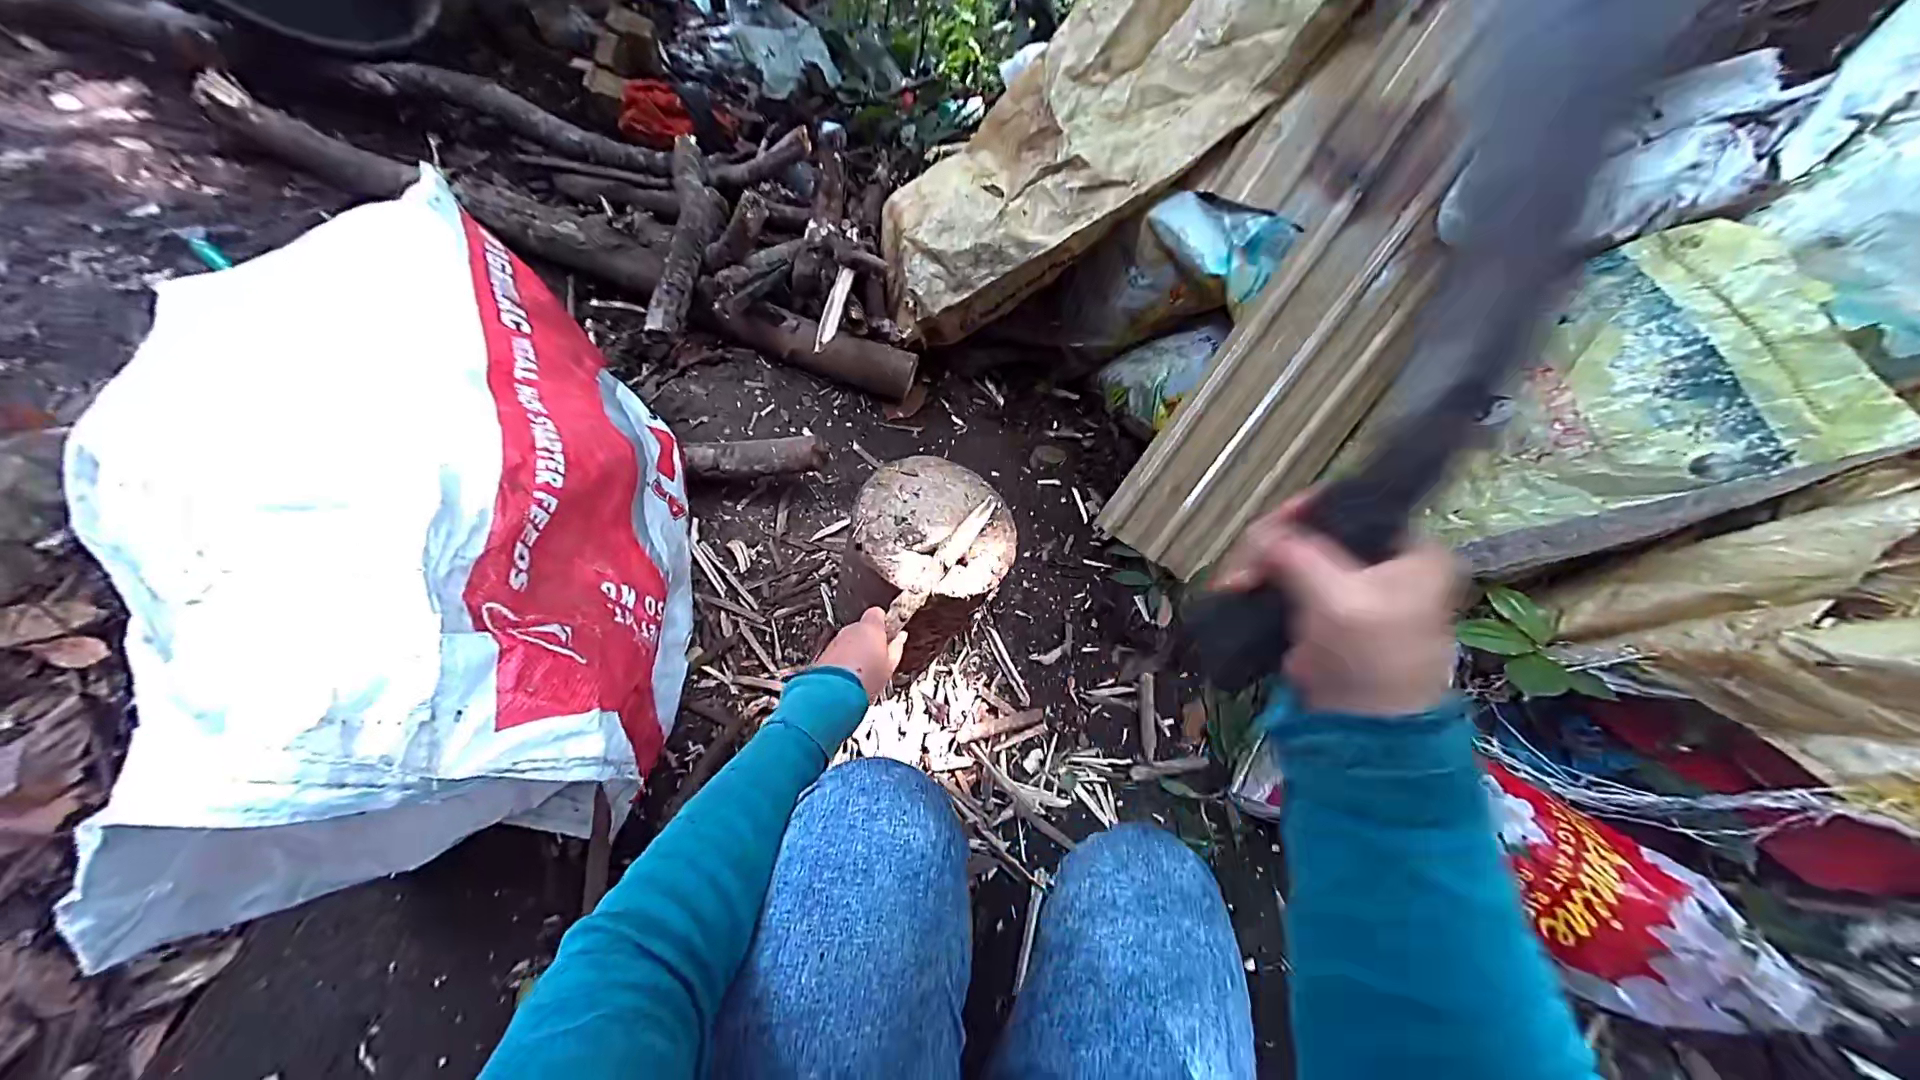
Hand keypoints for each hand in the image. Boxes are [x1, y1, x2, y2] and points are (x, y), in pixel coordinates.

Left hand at [816, 607, 906, 699]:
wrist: (835, 693)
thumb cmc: (865, 678)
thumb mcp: (890, 665)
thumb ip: (896, 647)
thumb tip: (900, 639)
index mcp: (871, 627)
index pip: (878, 613)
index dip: (884, 624)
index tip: (889, 636)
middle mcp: (851, 630)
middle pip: (862, 629)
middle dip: (869, 641)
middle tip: (877, 660)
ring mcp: (836, 641)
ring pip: (849, 642)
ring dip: (855, 653)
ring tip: (863, 673)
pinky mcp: (824, 654)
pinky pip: (837, 654)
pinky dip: (842, 662)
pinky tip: (849, 678)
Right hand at [1214, 496, 1460, 717]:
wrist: (1364, 726)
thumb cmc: (1370, 657)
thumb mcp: (1341, 599)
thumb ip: (1300, 556)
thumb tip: (1263, 533)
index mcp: (1409, 550)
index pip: (1352, 506)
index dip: (1308, 511)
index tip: (1271, 525)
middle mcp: (1379, 561)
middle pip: (1312, 531)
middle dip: (1270, 546)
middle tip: (1244, 568)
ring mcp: (1345, 585)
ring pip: (1290, 554)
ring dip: (1256, 565)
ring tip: (1233, 584)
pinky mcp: (1318, 609)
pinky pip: (1281, 580)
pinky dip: (1256, 582)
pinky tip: (1235, 588)